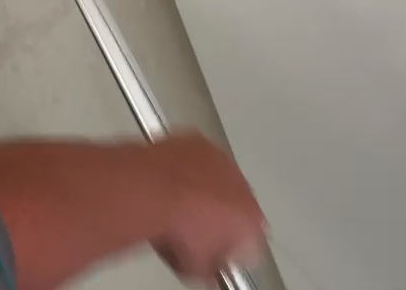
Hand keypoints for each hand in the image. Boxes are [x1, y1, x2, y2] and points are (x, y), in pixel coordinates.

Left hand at [144, 134, 266, 283]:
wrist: (152, 188)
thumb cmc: (176, 225)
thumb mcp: (198, 267)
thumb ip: (212, 266)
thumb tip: (205, 266)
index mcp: (253, 219)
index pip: (251, 237)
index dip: (232, 244)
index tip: (217, 248)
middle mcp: (242, 184)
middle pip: (236, 201)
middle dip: (219, 212)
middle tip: (195, 224)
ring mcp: (219, 158)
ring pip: (217, 175)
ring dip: (204, 184)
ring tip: (180, 199)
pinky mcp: (196, 138)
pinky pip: (195, 154)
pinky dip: (186, 162)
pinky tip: (170, 176)